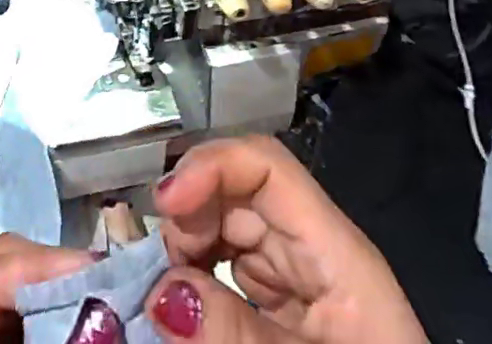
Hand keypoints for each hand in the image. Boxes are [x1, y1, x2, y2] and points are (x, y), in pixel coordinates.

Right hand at [144, 136, 427, 343]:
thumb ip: (235, 332)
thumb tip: (158, 289)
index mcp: (336, 253)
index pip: (264, 165)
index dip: (208, 166)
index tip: (163, 205)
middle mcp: (312, 251)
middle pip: (232, 194)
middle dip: (185, 217)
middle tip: (156, 266)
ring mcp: (295, 279)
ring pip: (220, 229)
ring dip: (181, 249)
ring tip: (161, 290)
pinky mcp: (279, 308)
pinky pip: (223, 268)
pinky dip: (191, 277)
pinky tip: (179, 306)